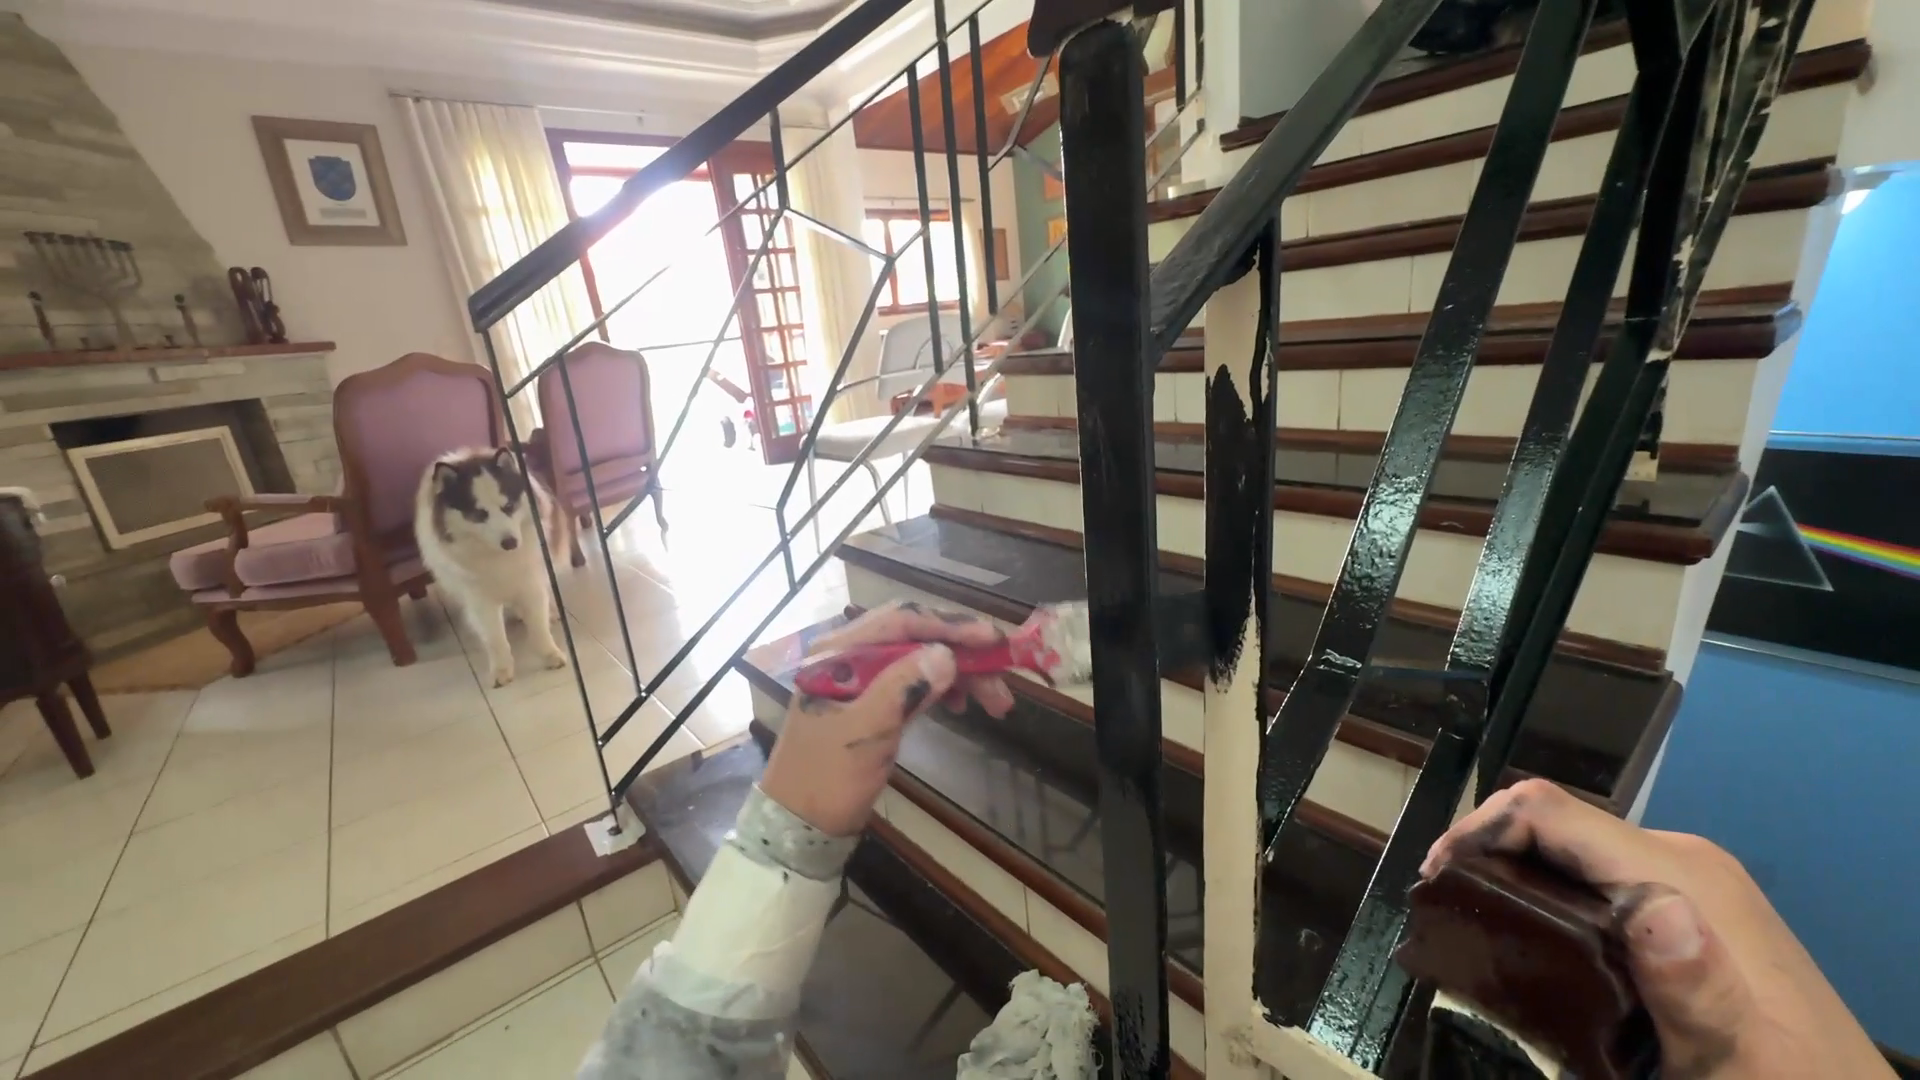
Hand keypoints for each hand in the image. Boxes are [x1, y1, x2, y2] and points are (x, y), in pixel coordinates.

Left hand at [760, 602, 1016, 837]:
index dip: (949, 625)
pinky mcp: (868, 701)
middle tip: (1002, 676)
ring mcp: (857, 679)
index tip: (991, 638)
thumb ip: (903, 688)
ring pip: (917, 659)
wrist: (798, 828)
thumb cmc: (827, 780)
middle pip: (913, 637)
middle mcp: (846, 657)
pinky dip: (939, 688)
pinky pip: (911, 681)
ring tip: (995, 701)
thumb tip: (945, 653)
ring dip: (958, 673)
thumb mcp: (866, 734)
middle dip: (960, 652)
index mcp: (837, 653)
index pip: (900, 622)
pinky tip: (959, 704)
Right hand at [1422, 779, 1892, 1079]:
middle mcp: (1679, 856)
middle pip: (1551, 820)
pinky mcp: (1686, 898)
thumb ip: (1693, 989)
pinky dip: (1544, 884)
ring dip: (1511, 867)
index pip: (1546, 809)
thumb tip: (1656, 908)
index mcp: (1678, 874)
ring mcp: (1686, 876)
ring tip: (1478, 916)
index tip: (1435, 879)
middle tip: (1447, 902)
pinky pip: (1592, 868)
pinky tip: (1534, 927)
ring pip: (1567, 843)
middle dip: (1485, 848)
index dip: (1476, 829)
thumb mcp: (1725, 1058)